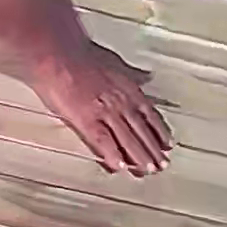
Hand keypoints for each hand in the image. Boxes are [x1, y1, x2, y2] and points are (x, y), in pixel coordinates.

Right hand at [33, 45, 172, 176]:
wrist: (59, 56)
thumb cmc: (82, 56)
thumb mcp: (115, 62)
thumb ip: (132, 74)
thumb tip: (146, 76)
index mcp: (129, 89)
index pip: (149, 115)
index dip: (159, 131)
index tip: (168, 144)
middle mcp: (122, 103)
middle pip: (141, 131)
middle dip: (153, 150)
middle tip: (162, 165)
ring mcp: (105, 112)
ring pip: (127, 138)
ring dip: (139, 156)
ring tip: (147, 170)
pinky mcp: (86, 120)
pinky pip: (102, 141)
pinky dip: (111, 154)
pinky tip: (119, 167)